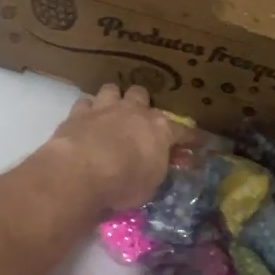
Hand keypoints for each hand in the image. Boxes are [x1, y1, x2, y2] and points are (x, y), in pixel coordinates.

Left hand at [43, 84, 186, 211]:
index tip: (197, 141)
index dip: (190, 137)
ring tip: (110, 113)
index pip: (182, 130)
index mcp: (158, 129)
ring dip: (113, 100)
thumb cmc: (123, 183)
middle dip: (141, 104)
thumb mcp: (150, 185)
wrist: (81, 171)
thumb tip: (158, 164)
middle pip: (141, 94)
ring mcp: (103, 107)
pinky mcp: (77, 112)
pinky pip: (85, 102)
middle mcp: (133, 111)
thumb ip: (156, 169)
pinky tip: (86, 121)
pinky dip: (87, 111)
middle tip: (138, 120)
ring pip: (112, 89)